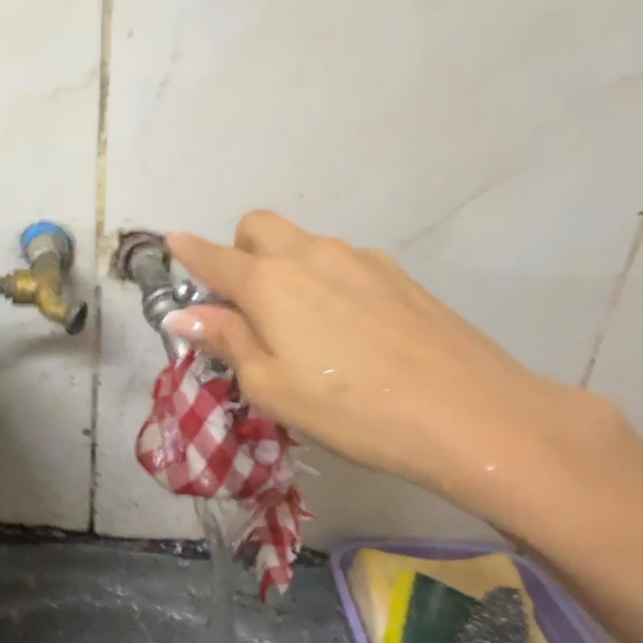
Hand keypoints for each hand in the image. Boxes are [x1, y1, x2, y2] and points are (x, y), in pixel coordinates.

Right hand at [164, 211, 601, 503]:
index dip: (187, 251)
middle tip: (245, 304)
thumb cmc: (350, 408)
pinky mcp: (400, 276)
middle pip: (259, 228)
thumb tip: (184, 315)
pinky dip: (328, 283)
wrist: (471, 415)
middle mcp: (311, 256)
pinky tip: (351, 332)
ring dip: (287, 269)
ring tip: (303, 327)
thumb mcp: (271, 386)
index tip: (170, 241)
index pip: (213, 256)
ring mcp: (361, 261)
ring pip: (305, 245)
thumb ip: (226, 341)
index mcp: (269, 282)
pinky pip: (344, 265)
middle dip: (240, 251)